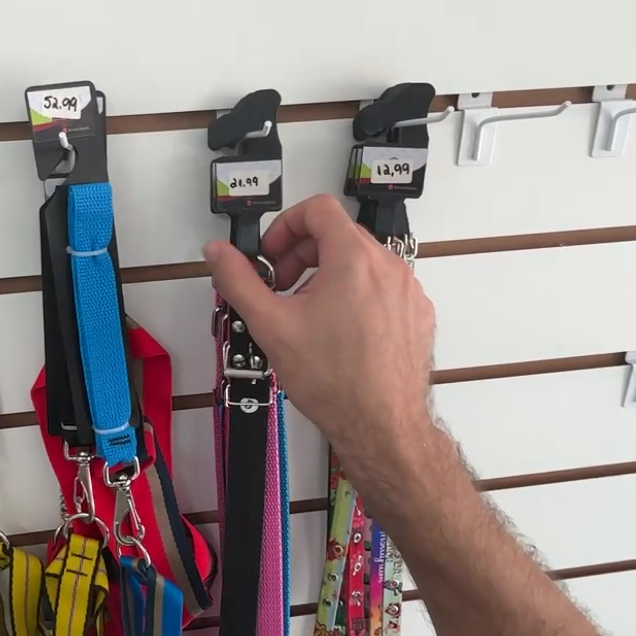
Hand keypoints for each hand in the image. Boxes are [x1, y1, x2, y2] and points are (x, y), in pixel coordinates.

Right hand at [203, 194, 445, 499]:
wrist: (381, 426)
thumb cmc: (335, 380)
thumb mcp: (271, 325)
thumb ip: (238, 280)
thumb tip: (218, 253)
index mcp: (353, 259)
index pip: (318, 209)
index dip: (285, 226)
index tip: (272, 254)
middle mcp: (388, 267)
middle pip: (338, 234)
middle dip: (301, 254)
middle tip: (281, 286)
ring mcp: (408, 291)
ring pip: (361, 262)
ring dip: (327, 275)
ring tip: (307, 313)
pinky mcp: (417, 313)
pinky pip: (382, 287)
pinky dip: (355, 295)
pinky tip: (337, 331)